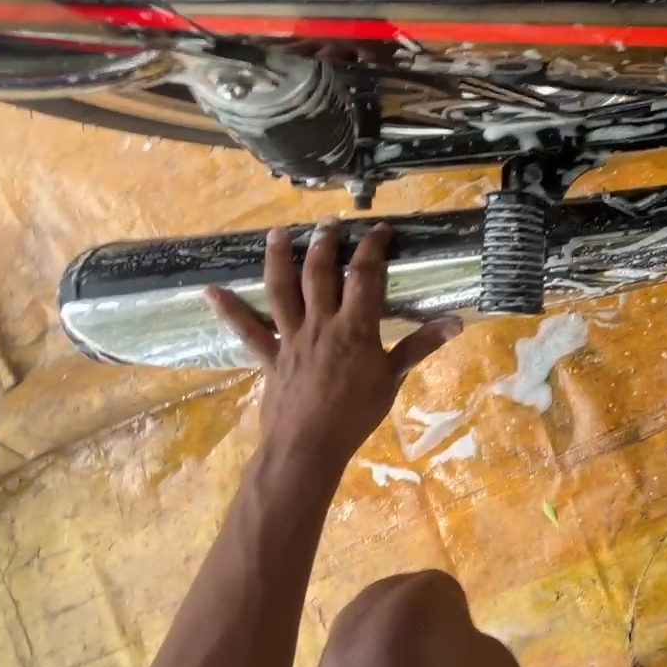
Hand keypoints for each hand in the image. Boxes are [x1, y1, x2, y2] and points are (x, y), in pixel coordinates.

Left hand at [207, 222, 461, 474]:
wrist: (308, 445)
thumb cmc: (357, 412)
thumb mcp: (395, 377)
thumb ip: (420, 345)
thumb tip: (456, 322)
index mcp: (355, 327)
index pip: (365, 277)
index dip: (373, 249)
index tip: (380, 230)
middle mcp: (321, 324)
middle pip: (320, 274)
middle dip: (326, 244)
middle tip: (329, 222)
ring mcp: (291, 338)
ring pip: (281, 290)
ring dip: (278, 259)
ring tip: (278, 233)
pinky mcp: (269, 357)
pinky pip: (246, 330)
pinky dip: (229, 310)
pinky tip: (211, 291)